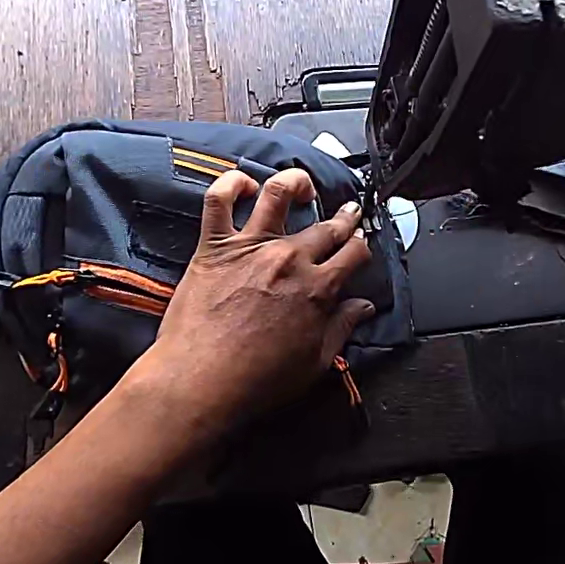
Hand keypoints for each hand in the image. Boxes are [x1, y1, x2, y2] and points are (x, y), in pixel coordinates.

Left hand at [128, 167, 374, 435]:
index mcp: (317, 288)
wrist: (202, 381)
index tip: (359, 246)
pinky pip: (219, 201)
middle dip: (344, 217)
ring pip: (279, 194)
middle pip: (326, 225)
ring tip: (302, 186)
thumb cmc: (256, 379)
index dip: (362, 246)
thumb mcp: (315, 361)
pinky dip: (231, 184)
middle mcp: (288, 259)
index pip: (354, 251)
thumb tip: (362, 307)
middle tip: (348, 212)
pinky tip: (244, 185)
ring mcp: (251, 248)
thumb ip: (342, 328)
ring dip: (296, 183)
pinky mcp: (215, 247)